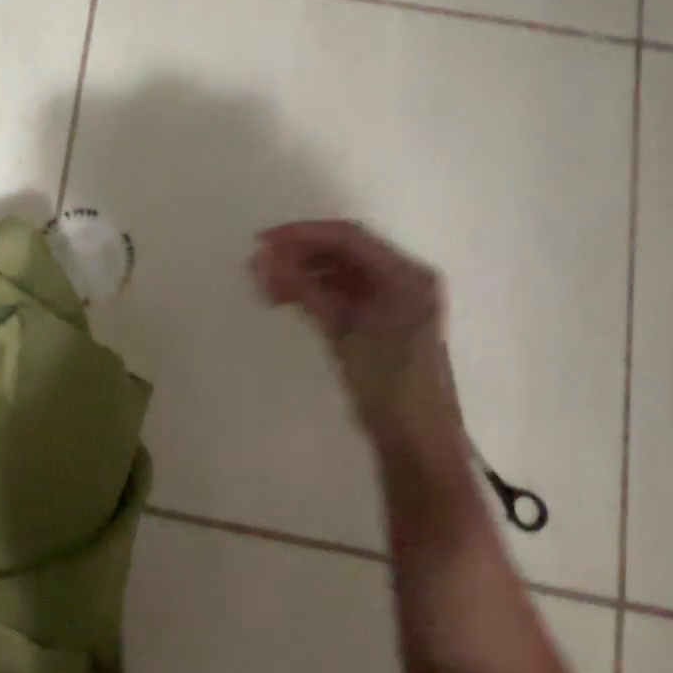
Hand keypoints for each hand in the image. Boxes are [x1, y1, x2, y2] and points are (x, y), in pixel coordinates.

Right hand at [252, 220, 462, 441]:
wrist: (416, 437)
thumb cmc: (387, 381)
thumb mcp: (343, 331)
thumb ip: (304, 290)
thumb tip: (263, 259)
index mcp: (406, 274)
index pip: (348, 237)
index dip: (301, 235)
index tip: (260, 244)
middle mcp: (403, 279)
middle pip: (343, 251)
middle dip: (298, 254)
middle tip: (256, 268)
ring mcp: (393, 301)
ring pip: (339, 272)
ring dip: (301, 273)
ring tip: (265, 287)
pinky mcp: (380, 321)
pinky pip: (341, 293)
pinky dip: (312, 292)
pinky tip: (286, 300)